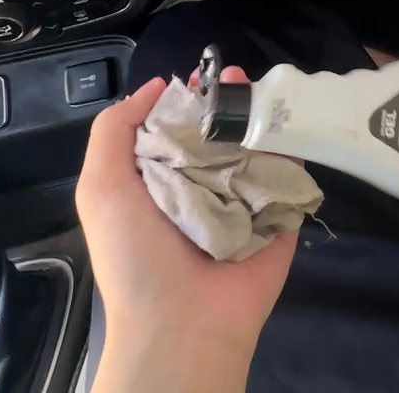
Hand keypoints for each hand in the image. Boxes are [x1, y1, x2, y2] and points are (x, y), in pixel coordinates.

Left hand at [77, 71, 295, 392]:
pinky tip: (296, 125)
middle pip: (226, 128)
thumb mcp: (102, 190)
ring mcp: (249, 197)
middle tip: (238, 78)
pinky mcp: (283, 212)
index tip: (203, 75)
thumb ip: (114, 132)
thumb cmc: (136, 256)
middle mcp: (208, 183)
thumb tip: (157, 85)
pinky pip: (293, 172)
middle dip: (233, 99)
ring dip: (267, 116)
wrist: (183, 323)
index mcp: (167, 178)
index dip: (192, 96)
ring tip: (268, 95)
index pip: (183, 124)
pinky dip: (296, 149)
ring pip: (263, 144)